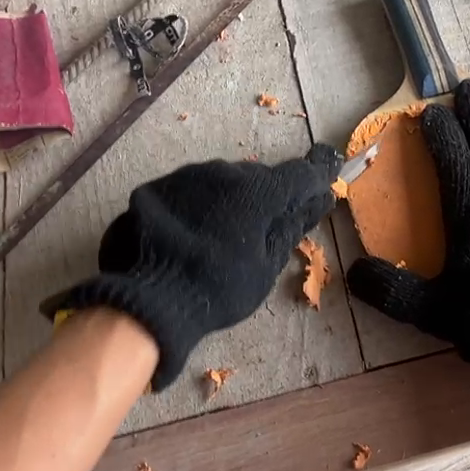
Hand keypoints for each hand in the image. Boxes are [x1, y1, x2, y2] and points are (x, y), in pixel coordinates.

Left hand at [62, 144, 340, 389]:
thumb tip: (321, 198)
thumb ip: (292, 226)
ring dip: (229, 198)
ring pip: (221, 180)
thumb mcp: (266, 265)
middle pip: (257, 177)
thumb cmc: (220, 288)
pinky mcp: (156, 186)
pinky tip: (190, 233)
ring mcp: (186, 175)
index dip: (312, 180)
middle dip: (266, 195)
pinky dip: (197, 205)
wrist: (148, 299)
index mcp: (258, 190)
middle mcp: (224, 171)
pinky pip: (189, 189)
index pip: (298, 174)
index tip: (319, 188)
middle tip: (263, 226)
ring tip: (221, 233)